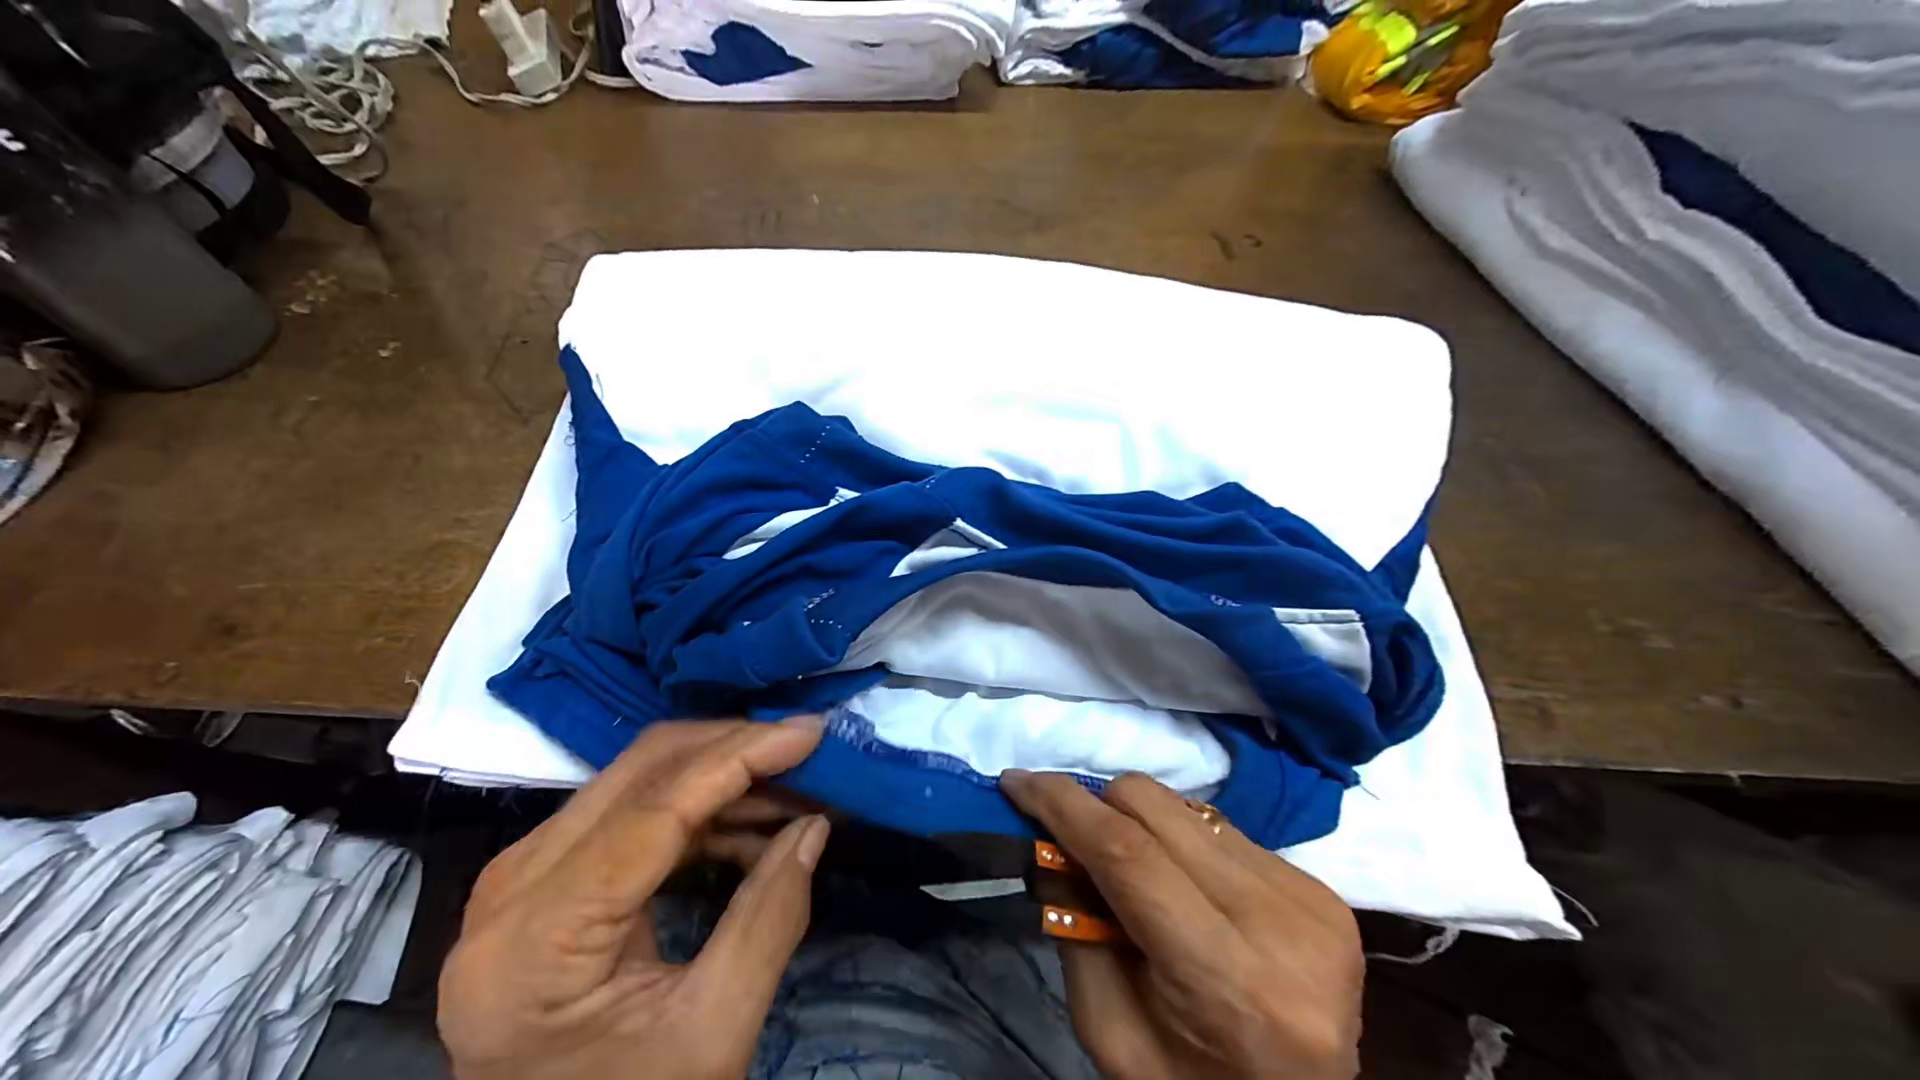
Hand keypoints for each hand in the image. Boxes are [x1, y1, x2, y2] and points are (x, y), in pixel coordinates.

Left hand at [438, 718, 830, 1079]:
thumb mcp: (711, 1035)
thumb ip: (769, 920)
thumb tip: (816, 826)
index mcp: (539, 935)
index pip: (657, 806)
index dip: (742, 756)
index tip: (813, 732)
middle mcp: (516, 882)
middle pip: (643, 771)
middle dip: (737, 749)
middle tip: (812, 753)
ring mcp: (526, 873)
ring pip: (641, 777)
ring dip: (724, 774)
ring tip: (798, 791)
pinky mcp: (548, 877)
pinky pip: (635, 810)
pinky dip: (702, 806)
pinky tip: (757, 825)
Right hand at [1000, 769, 1363, 1079]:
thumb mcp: (1111, 1033)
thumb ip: (1075, 929)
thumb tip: (1051, 840)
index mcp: (1229, 983)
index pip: (1130, 857)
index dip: (1065, 807)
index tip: (1018, 780)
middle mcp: (1281, 925)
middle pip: (1158, 810)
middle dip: (1099, 806)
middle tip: (1070, 836)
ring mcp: (1310, 900)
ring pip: (1188, 809)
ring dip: (1142, 824)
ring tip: (1135, 872)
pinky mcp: (1324, 888)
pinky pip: (1224, 830)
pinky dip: (1184, 844)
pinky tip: (1186, 888)